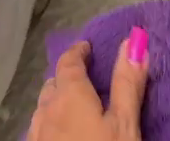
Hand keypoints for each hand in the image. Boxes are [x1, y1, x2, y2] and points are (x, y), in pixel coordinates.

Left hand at [28, 30, 148, 140]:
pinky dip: (51, 124)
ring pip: (43, 109)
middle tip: (85, 82)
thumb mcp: (125, 124)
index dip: (78, 52)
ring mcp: (34, 133)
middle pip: (53, 85)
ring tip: (74, 110)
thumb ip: (127, 83)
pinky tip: (62, 135)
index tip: (87, 47)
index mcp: (68, 94)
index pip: (68, 61)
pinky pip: (39, 130)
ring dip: (57, 103)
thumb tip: (134, 39)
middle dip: (67, 79)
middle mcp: (45, 109)